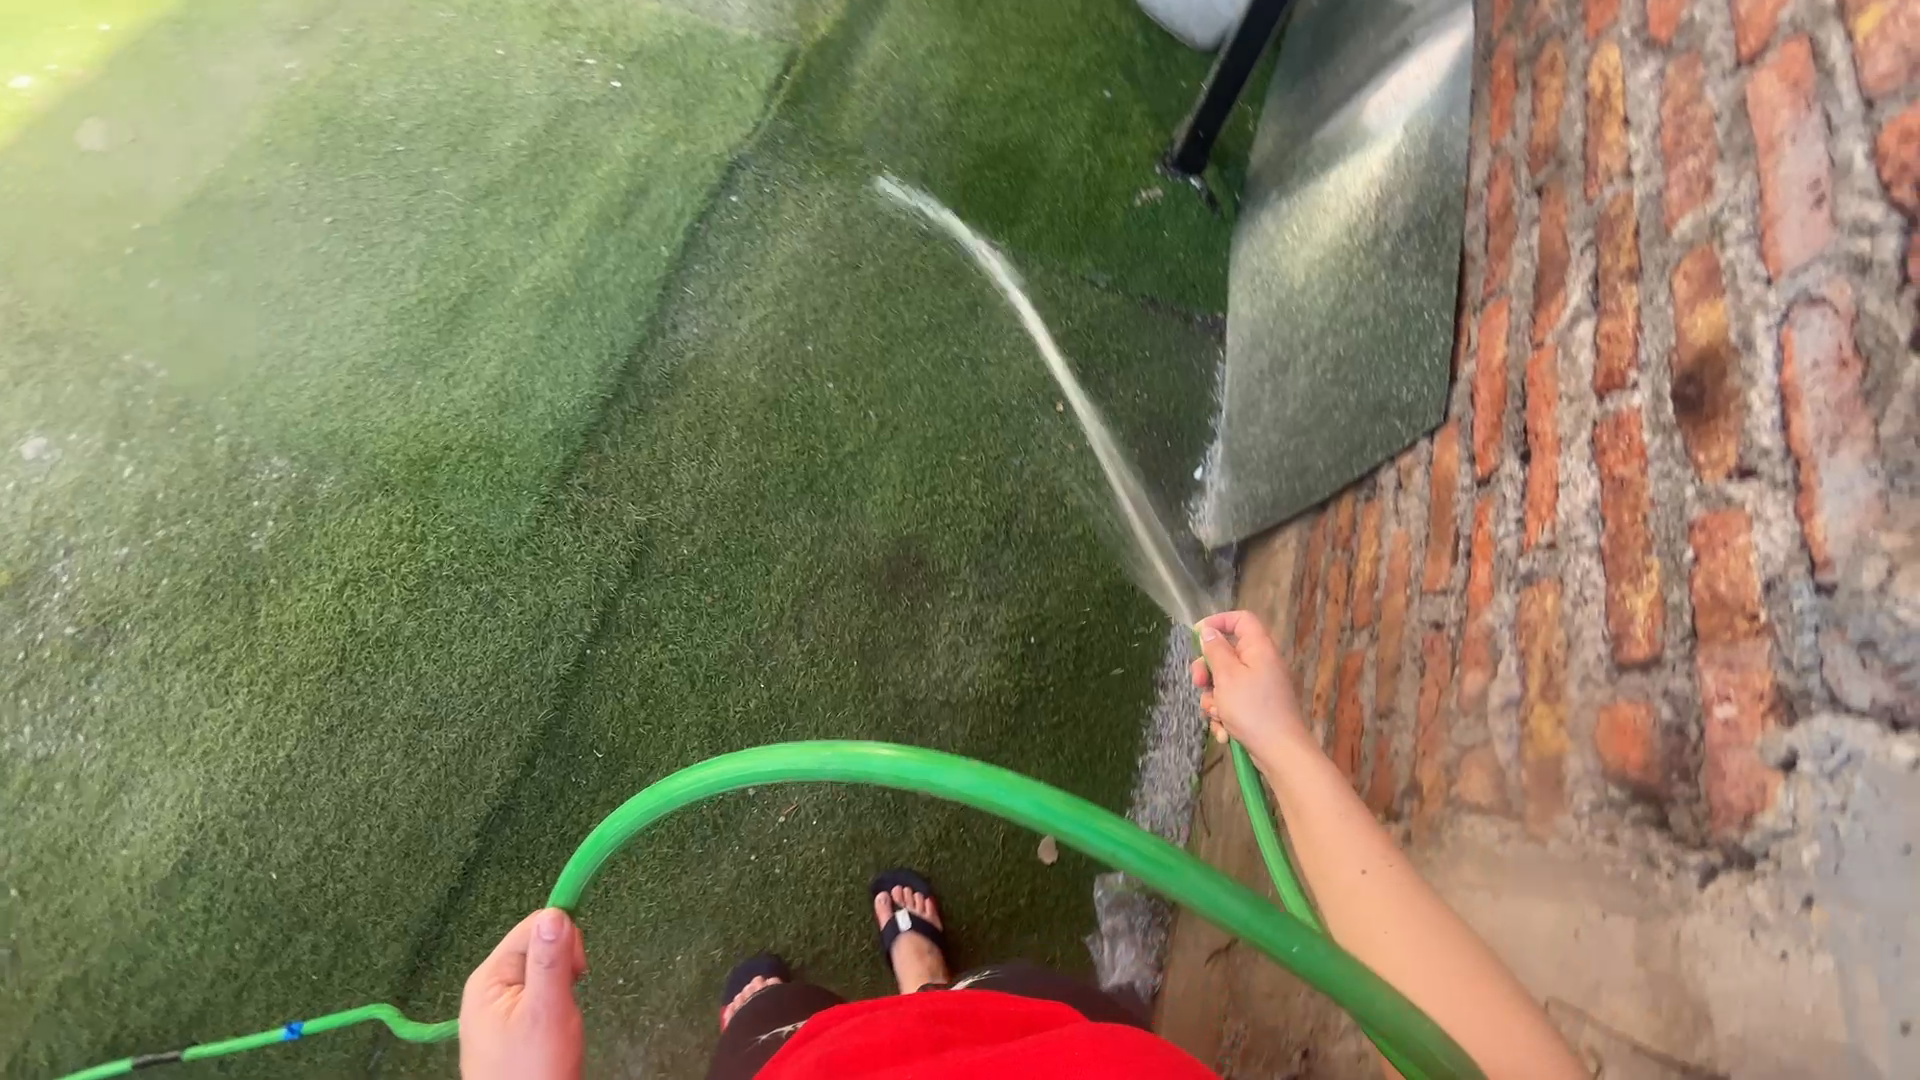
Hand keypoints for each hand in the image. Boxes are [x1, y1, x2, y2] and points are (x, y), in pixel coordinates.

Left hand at [460, 908, 586, 1079]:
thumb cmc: (534, 1068)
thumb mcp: (547, 1010)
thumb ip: (551, 959)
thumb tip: (556, 910)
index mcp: (489, 977)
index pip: (533, 926)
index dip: (563, 938)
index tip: (579, 971)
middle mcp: (491, 984)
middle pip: (538, 941)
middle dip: (564, 959)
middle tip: (570, 993)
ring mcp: (501, 1003)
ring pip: (544, 962)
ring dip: (563, 977)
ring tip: (563, 1009)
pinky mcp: (514, 1017)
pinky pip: (541, 984)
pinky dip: (557, 992)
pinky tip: (558, 1015)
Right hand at [1189, 611, 1310, 760]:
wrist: (1280, 752)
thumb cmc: (1253, 709)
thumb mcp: (1227, 676)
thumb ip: (1215, 650)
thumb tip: (1208, 632)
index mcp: (1259, 649)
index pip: (1241, 620)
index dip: (1218, 621)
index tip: (1197, 636)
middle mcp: (1261, 664)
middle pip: (1226, 653)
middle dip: (1207, 670)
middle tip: (1199, 683)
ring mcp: (1259, 687)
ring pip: (1224, 681)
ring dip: (1213, 698)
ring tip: (1216, 714)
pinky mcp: (1256, 707)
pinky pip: (1231, 702)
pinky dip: (1223, 714)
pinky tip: (1223, 730)